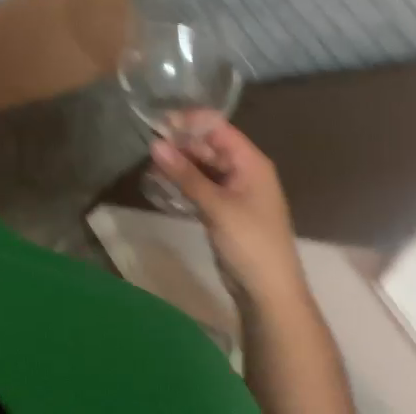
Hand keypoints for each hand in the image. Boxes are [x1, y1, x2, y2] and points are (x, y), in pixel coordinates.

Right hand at [150, 110, 305, 303]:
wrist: (269, 294)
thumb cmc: (250, 243)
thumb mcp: (216, 206)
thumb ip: (185, 174)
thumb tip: (154, 143)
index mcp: (250, 162)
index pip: (217, 127)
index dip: (189, 121)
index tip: (158, 123)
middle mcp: (242, 170)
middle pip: (207, 144)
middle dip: (179, 143)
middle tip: (146, 144)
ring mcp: (232, 190)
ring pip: (201, 165)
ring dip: (178, 163)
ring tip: (148, 162)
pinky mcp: (222, 209)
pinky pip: (199, 185)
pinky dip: (182, 181)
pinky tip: (159, 181)